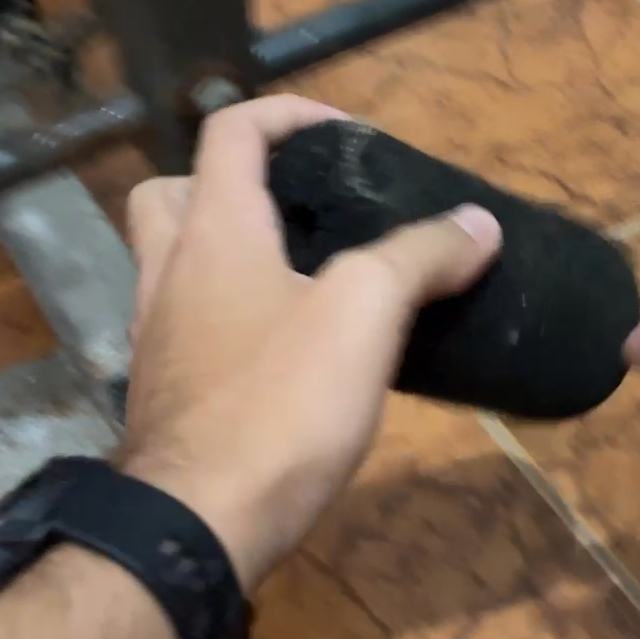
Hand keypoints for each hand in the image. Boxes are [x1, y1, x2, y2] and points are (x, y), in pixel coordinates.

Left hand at [121, 96, 502, 589]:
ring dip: (229, 243)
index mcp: (213, 231)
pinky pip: (194, 318)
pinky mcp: (170, 386)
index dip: (291, 112)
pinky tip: (287, 342)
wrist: (199, 525)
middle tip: (298, 204)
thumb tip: (478, 224)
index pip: (232, 130)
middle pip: (176, 189)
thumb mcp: (365, 313)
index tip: (349, 132)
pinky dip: (233, 306)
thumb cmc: (280, 401)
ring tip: (303, 269)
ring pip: (177, 257)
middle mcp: (170, 270)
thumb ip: (420, 256)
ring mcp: (160, 333)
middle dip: (234, 178)